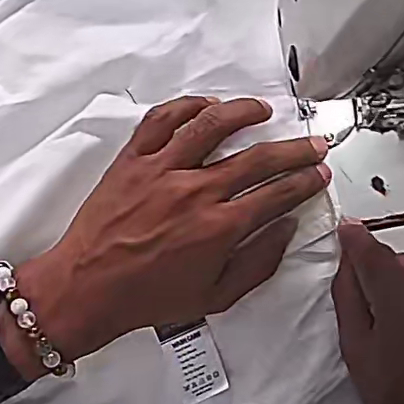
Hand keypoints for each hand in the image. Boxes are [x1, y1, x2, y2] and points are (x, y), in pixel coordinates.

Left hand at [9, 96, 331, 367]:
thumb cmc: (145, 296)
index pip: (278, 193)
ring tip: (263, 111)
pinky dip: (188, 106)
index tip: (316, 175)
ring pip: (213, 125)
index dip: (305, 181)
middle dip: (295, 149)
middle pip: (259, 157)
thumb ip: (258, 263)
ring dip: (246, 112)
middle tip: (310, 145)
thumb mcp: (215, 296)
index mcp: (219, 228)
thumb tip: (285, 232)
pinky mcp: (133, 160)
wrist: (87, 289)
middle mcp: (195, 192)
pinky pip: (163, 120)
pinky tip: (205, 106)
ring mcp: (162, 171)